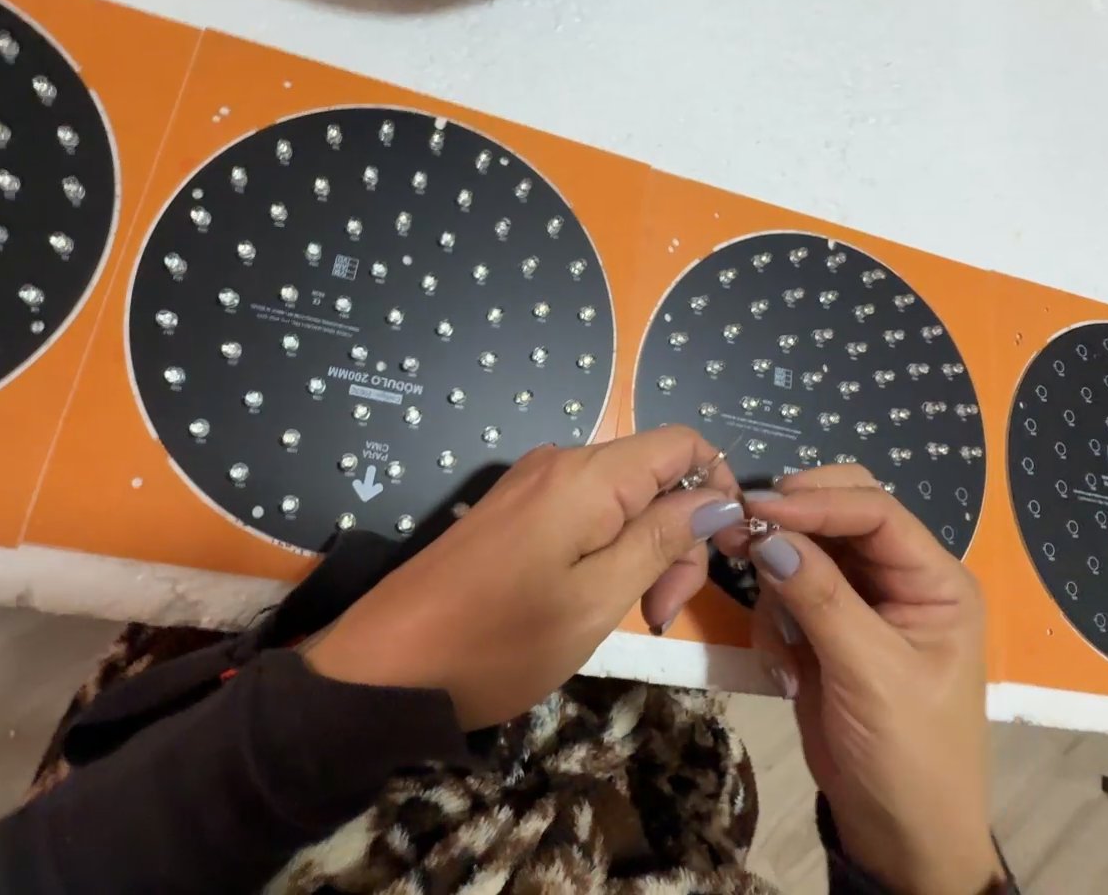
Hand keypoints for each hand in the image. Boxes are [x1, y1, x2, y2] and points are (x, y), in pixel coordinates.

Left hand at [303, 427, 744, 728]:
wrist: (386, 666)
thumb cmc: (499, 639)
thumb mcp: (598, 598)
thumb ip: (662, 538)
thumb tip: (718, 497)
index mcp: (588, 474)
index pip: (682, 442)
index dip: (718, 485)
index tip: (721, 553)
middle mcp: (561, 462)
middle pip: (654, 474)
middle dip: (676, 536)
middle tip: (660, 611)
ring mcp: (532, 485)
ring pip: (621, 498)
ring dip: (642, 550)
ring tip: (630, 615)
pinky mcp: (514, 511)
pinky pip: (583, 513)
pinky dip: (605, 551)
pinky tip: (592, 599)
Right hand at [729, 466, 1001, 894]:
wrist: (897, 835)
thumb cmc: (908, 755)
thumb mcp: (870, 674)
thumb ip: (820, 597)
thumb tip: (766, 534)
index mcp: (934, 580)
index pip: (874, 511)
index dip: (816, 501)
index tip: (756, 508)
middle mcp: (897, 577)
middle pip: (837, 516)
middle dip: (790, 525)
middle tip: (740, 534)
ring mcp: (857, 600)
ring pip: (800, 553)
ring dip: (778, 590)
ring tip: (782, 648)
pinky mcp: (823, 626)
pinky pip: (783, 594)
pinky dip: (773, 625)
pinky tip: (788, 674)